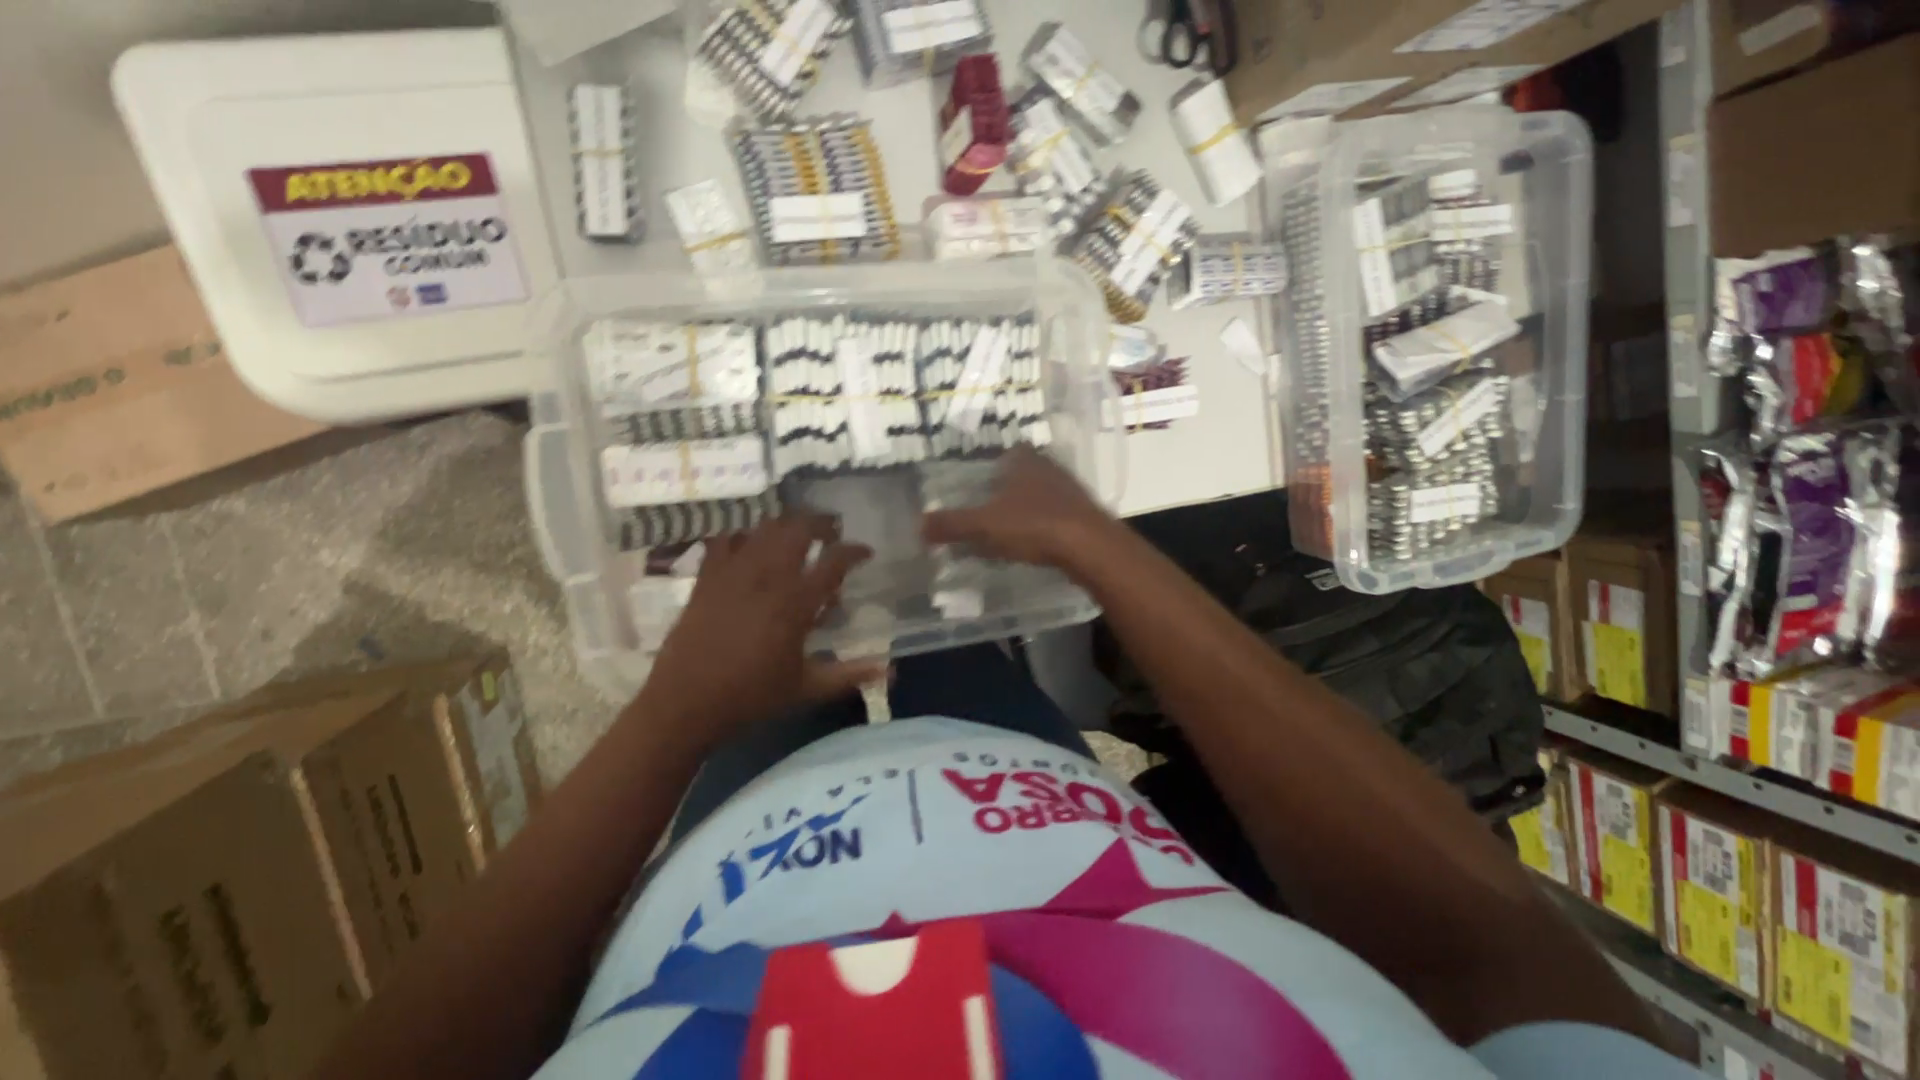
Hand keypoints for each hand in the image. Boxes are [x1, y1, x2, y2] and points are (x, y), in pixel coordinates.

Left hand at [641, 516, 883, 746]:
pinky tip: (749, 544)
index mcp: (795, 603)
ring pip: (763, 528)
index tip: (865, 552)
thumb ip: (849, 674)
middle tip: (832, 533)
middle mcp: (766, 577)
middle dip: (820, 524)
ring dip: (785, 525)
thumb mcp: (806, 689)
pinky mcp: (706, 578)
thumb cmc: (750, 697)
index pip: (834, 561)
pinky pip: (725, 540)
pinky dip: (742, 535)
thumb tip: (891, 670)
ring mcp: (733, 573)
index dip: (854, 551)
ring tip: (796, 534)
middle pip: (798, 529)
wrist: (685, 703)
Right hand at [921, 447, 1116, 568]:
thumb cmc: (1033, 525)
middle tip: (989, 507)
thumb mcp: (983, 526)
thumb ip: (952, 525)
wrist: (1091, 548)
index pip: (1008, 452)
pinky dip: (1043, 527)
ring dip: (1027, 509)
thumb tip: (920, 525)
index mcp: (1025, 461)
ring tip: (1008, 530)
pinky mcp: (1085, 516)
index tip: (980, 482)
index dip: (994, 464)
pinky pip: (1057, 517)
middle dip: (1009, 488)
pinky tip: (1034, 545)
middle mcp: (1050, 468)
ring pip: (1042, 495)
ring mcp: (1071, 492)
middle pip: (1025, 473)